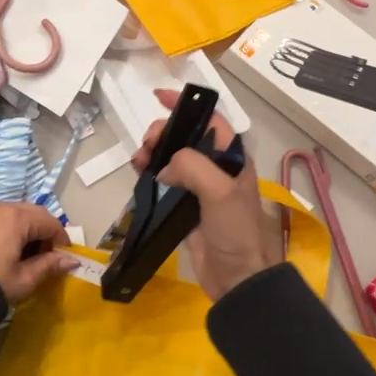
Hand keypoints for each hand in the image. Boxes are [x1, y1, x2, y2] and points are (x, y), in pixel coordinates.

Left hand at [0, 202, 75, 302]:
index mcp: (16, 219)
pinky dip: (9, 228)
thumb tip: (71, 260)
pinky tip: (7, 250)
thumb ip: (49, 266)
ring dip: (26, 229)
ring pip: (14, 213)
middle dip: (44, 231)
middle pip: (32, 212)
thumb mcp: (24, 279)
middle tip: (47, 256)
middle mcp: (0, 208)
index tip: (65, 257)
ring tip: (27, 255)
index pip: (49, 221)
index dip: (61, 238)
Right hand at [132, 89, 277, 300]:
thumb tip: (165, 166)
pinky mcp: (185, 205)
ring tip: (138, 161)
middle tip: (147, 146)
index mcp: (233, 158)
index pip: (210, 120)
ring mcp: (200, 187)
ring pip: (171, 157)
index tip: (159, 98)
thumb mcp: (219, 191)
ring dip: (153, 152)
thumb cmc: (235, 230)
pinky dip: (150, 172)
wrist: (237, 277)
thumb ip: (192, 166)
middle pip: (185, 137)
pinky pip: (164, 180)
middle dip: (162, 133)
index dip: (187, 106)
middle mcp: (217, 167)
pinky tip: (140, 174)